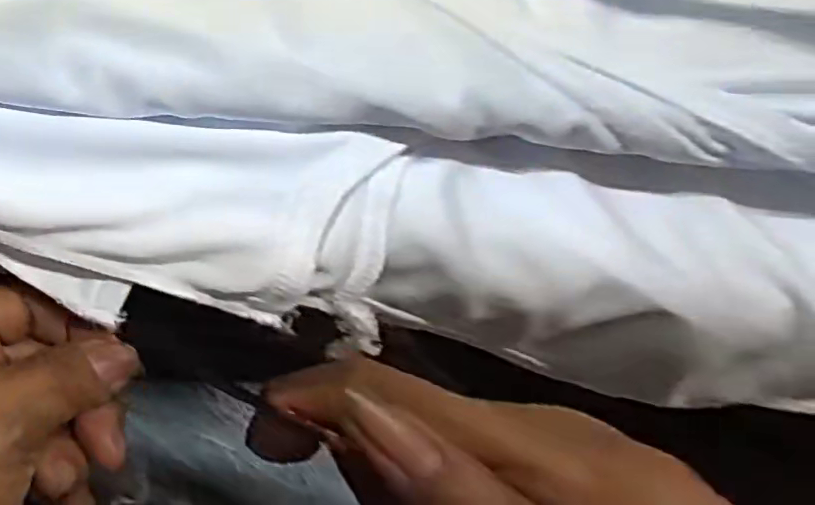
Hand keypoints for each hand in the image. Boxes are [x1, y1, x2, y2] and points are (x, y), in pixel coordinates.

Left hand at [0, 285, 140, 504]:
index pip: (26, 305)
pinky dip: (57, 465)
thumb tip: (125, 353)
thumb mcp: (12, 411)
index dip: (75, 333)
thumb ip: (72, 377)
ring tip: (66, 480)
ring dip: (71, 444)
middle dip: (81, 403)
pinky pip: (38, 433)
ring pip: (48, 399)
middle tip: (107, 447)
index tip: (121, 366)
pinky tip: (59, 492)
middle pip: (44, 355)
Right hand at [252, 357, 729, 503]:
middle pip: (418, 396)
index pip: (395, 385)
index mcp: (566, 451)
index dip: (311, 395)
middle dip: (355, 429)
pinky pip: (494, 440)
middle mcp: (580, 428)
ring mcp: (602, 444)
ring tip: (387, 492)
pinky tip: (447, 491)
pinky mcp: (613, 469)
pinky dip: (450, 463)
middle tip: (332, 481)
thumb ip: (452, 493)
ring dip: (398, 449)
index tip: (264, 436)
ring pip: (451, 415)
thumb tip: (351, 406)